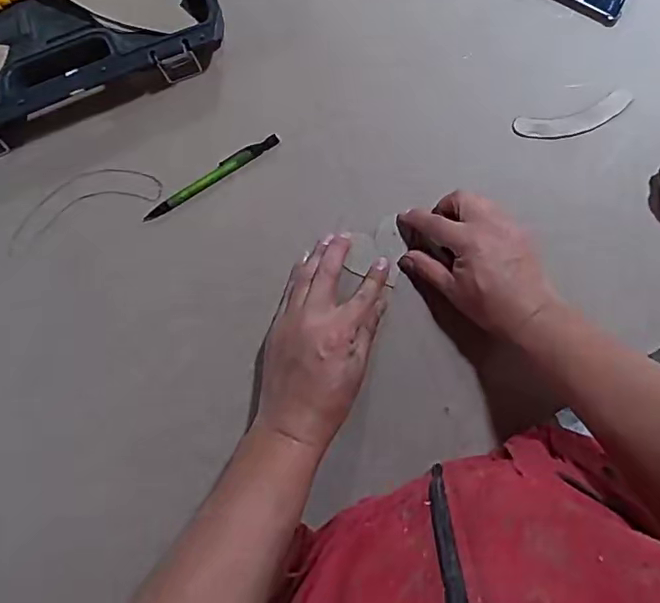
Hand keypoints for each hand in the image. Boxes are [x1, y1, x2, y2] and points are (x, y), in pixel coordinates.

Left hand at [253, 235, 389, 453]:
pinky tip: (302, 264)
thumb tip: (379, 302)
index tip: (382, 261)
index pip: (363, 295)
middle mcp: (314, 316)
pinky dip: (297, 274)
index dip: (375, 277)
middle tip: (344, 237)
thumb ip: (367, 330)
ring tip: (323, 241)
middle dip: (337, 252)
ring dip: (315, 256)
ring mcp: (291, 318)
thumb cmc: (330, 401)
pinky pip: (289, 291)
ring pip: (303, 277)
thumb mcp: (358, 368)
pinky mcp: (277, 324)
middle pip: (327, 273)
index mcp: (339, 329)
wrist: (289, 422)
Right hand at [397, 191, 564, 340]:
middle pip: (459, 198)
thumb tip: (408, 257)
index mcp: (468, 239)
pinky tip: (481, 238)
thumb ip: (427, 268)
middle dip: (443, 207)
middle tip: (438, 227)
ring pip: (479, 200)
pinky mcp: (520, 230)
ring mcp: (507, 224)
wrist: (532, 315)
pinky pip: (496, 212)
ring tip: (459, 231)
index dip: (415, 218)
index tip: (406, 218)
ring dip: (464, 209)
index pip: (434, 221)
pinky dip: (482, 217)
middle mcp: (488, 224)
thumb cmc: (492, 307)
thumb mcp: (453, 291)